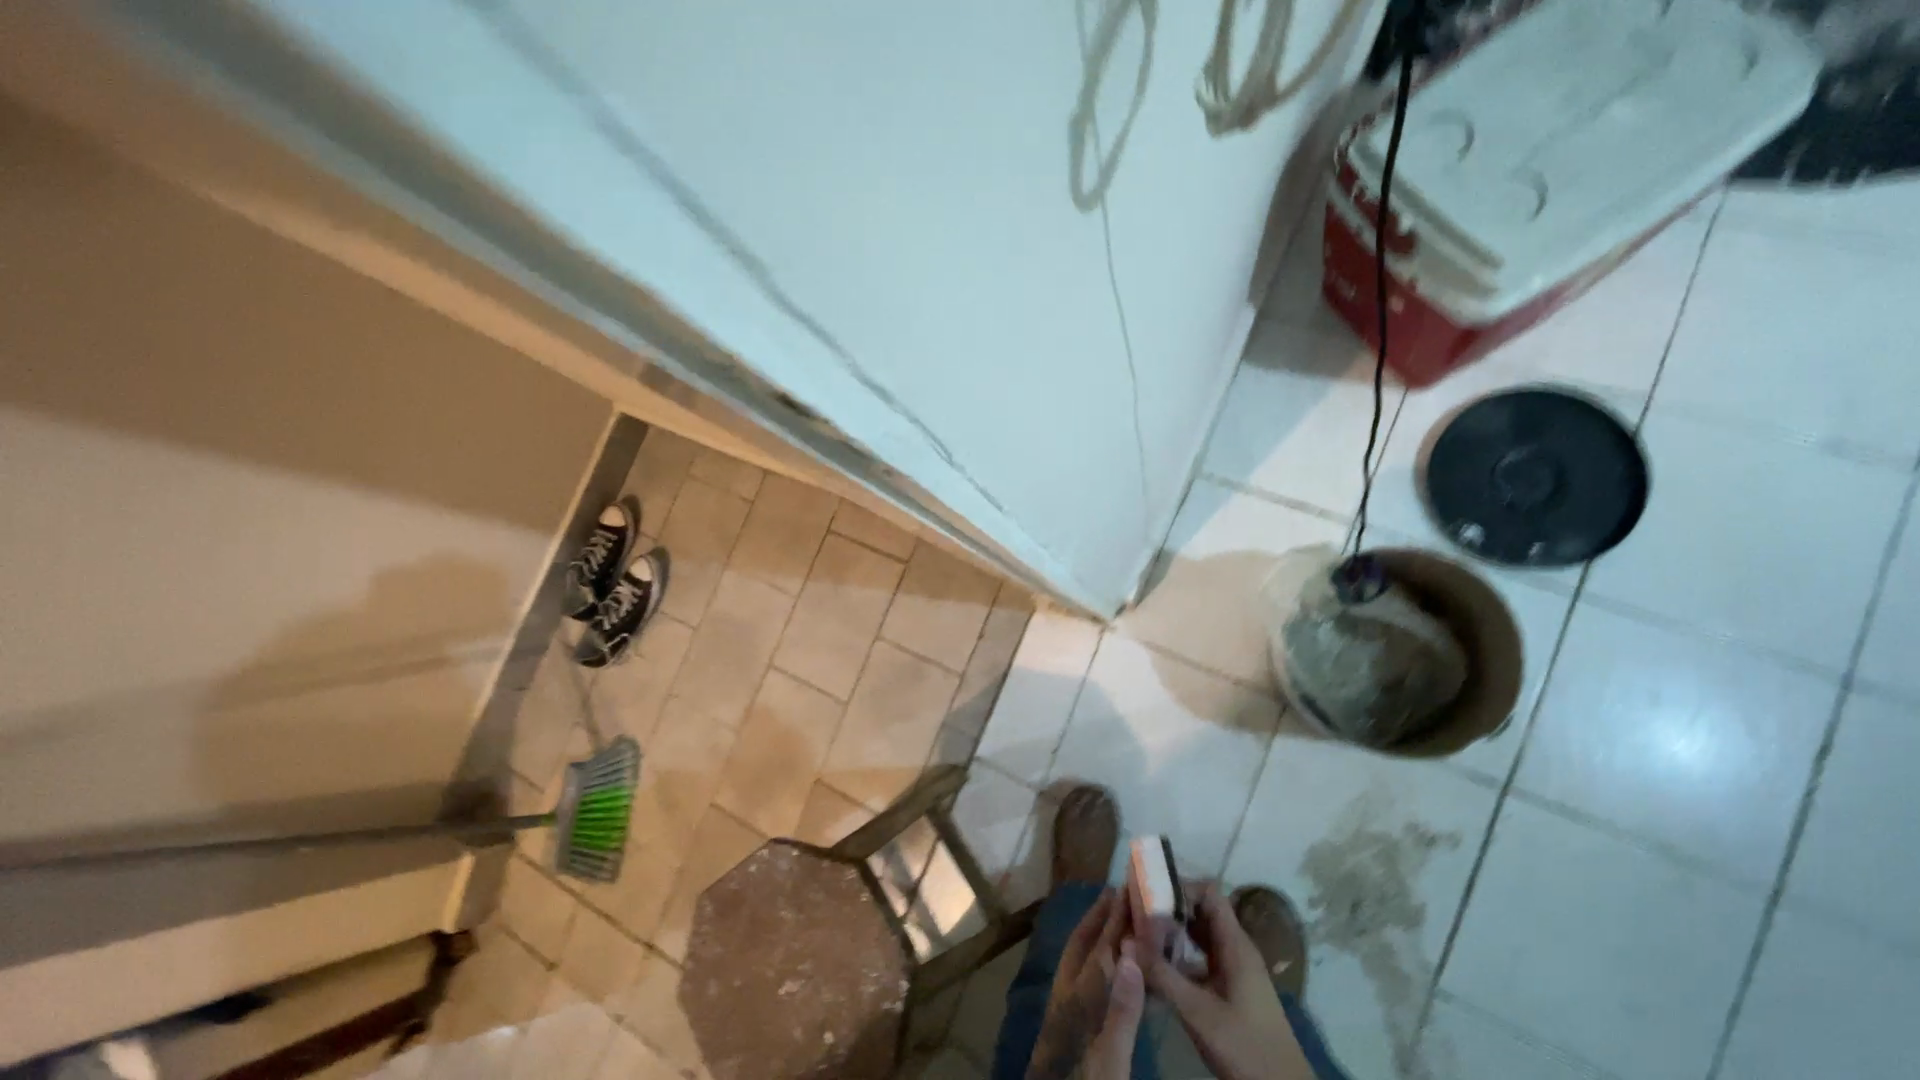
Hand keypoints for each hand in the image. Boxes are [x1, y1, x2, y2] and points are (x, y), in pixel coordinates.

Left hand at [1026, 889, 1146, 1079]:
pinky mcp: (1065, 1033)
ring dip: (1093, 938)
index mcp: (1080, 1002)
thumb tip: (1127, 955)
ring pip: (1076, 965)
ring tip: (1111, 919)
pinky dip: (1093, 966)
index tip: (1129, 889)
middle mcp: (1066, 1000)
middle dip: (1098, 919)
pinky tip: (1104, 970)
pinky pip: (1079, 985)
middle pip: (1081, 950)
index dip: (1114, 919)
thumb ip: (1119, 1010)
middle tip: (1117, 892)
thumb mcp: (1110, 1059)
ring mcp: (1062, 1016)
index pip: (1100, 950)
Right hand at [1142, 885, 1315, 1079]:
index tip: (1146, 895)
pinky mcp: (1226, 989)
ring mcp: (1231, 970)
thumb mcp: (1199, 1011)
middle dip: (1166, 909)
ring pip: (1197, 938)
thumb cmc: (1245, 1045)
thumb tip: (1125, 942)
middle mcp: (1234, 949)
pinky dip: (1175, 959)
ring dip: (1169, 934)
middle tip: (1131, 913)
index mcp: (1235, 945)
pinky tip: (1150, 970)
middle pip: (1199, 912)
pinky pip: (1197, 961)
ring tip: (1134, 936)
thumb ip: (1162, 976)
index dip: (1178, 887)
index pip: (1208, 893)